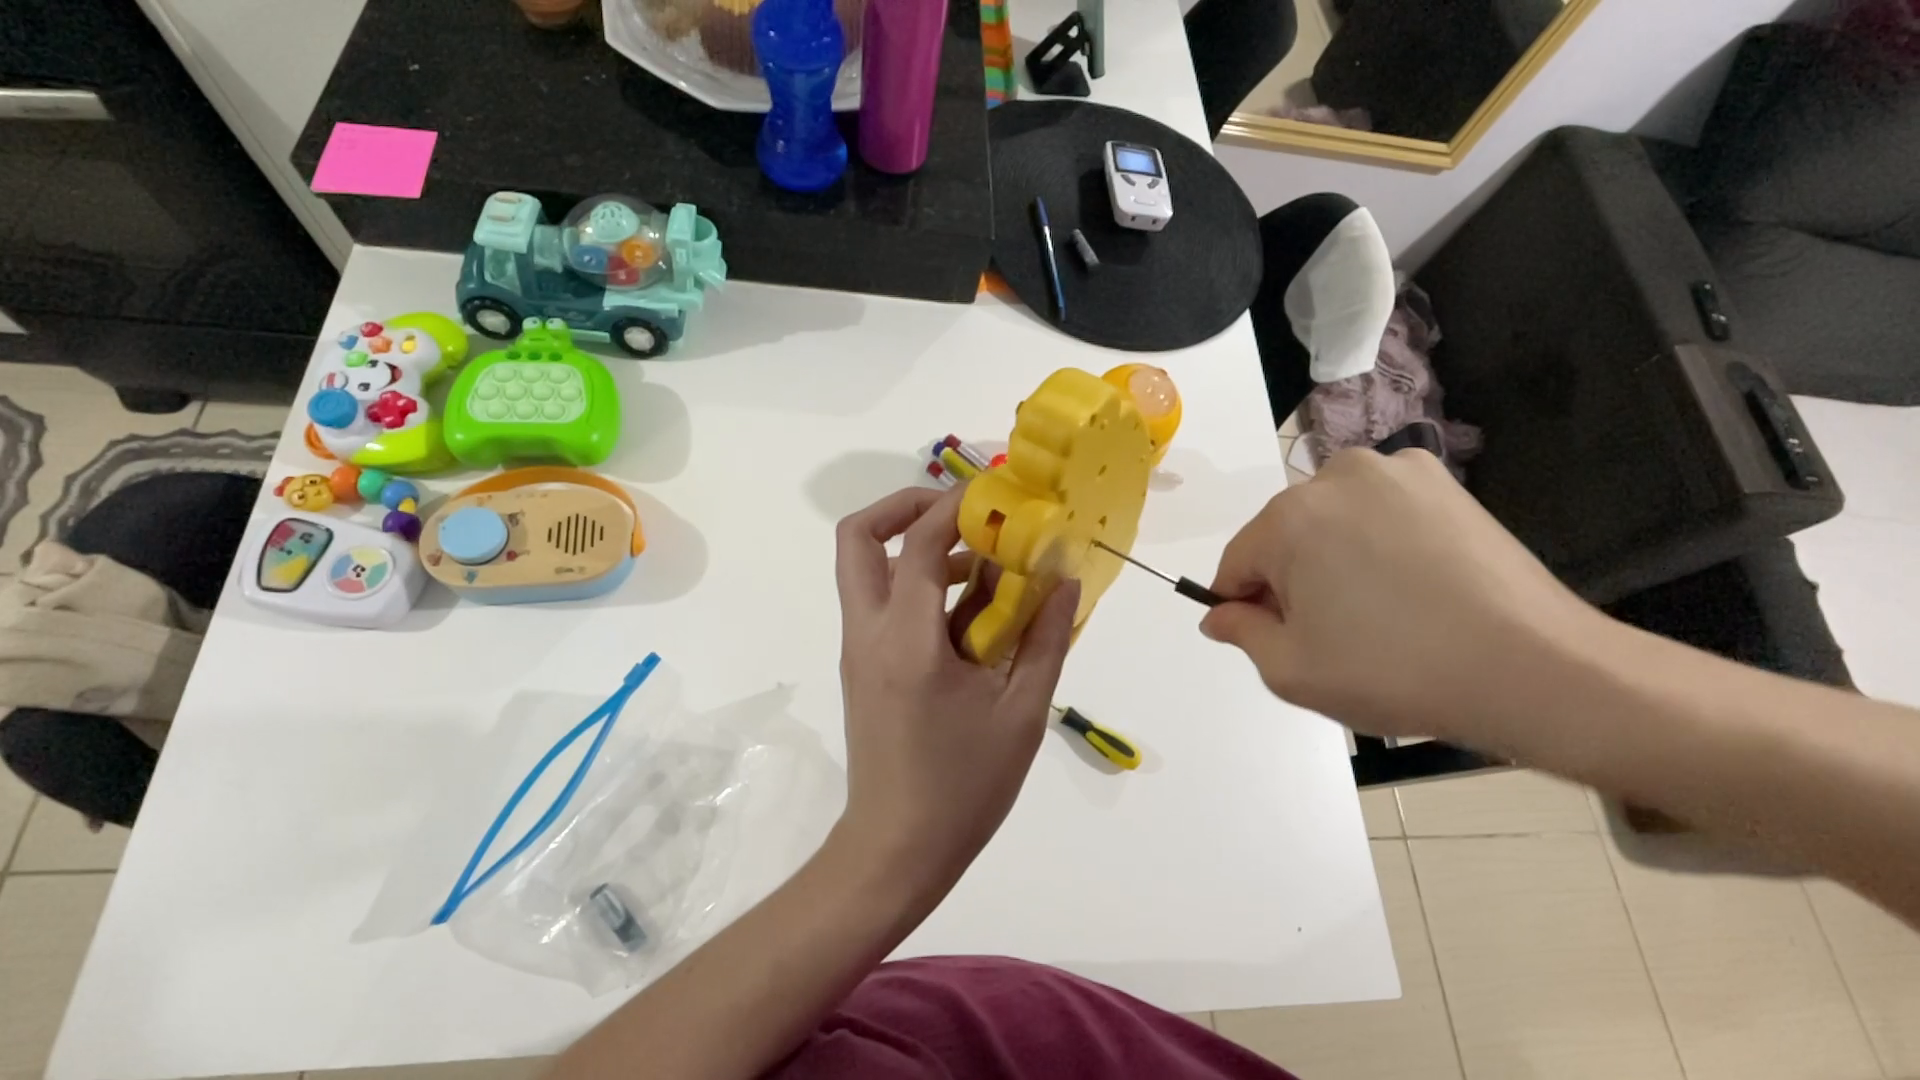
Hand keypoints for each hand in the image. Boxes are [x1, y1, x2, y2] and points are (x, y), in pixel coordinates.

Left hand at [831, 486, 1078, 899]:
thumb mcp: (1020, 714)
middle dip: (905, 507)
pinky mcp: (862, 668)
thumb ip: (1044, 640)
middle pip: (857, 538)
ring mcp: (858, 651)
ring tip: (980, 567)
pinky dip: (916, 586)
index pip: (917, 543)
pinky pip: (880, 603)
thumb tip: (1064, 580)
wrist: (897, 850)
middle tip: (961, 515)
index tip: (999, 498)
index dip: (956, 507)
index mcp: (906, 642)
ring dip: (915, 548)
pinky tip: (969, 615)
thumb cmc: (963, 788)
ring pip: (865, 569)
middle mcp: (868, 634)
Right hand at [1200, 449, 1604, 741]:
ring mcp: (1397, 471)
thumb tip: (1220, 614)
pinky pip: (1383, 508)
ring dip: (1336, 556)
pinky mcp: (1444, 481)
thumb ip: (1242, 633)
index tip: (1274, 640)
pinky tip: (1414, 583)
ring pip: (1333, 518)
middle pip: (1285, 535)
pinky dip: (1382, 539)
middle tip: (1336, 635)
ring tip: (1381, 611)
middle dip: (1294, 579)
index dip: (1244, 606)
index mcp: (1289, 519)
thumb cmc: (1395, 672)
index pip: (1237, 563)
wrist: (1532, 667)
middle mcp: (1336, 476)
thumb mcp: (1293, 672)